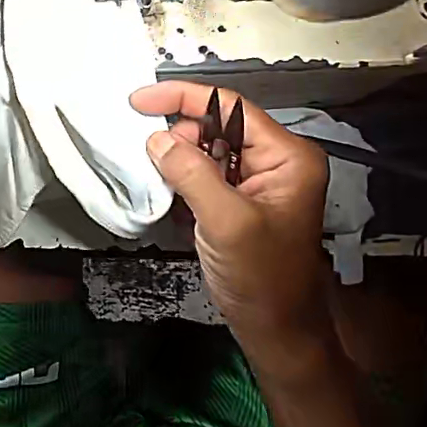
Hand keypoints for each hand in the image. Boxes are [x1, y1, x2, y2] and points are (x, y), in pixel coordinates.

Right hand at [130, 81, 335, 345]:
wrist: (274, 328)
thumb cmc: (263, 278)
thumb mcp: (227, 222)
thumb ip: (191, 174)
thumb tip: (156, 140)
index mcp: (286, 156)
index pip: (230, 107)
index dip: (183, 98)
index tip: (140, 101)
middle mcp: (273, 161)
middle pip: (215, 126)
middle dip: (179, 138)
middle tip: (153, 162)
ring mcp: (254, 181)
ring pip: (204, 150)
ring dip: (177, 162)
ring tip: (165, 186)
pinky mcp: (236, 199)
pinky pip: (201, 174)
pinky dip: (181, 180)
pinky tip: (176, 202)